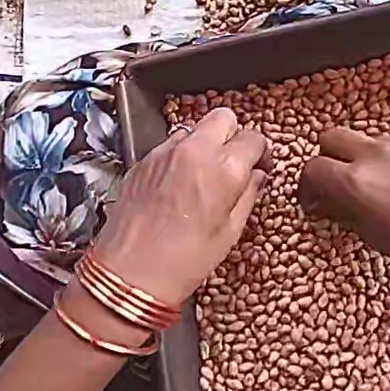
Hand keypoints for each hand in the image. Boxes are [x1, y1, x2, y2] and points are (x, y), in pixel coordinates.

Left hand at [89, 107, 270, 305]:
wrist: (130, 273)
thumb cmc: (184, 260)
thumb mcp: (229, 232)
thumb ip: (247, 195)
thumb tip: (256, 177)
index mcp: (225, 167)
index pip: (253, 138)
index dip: (259, 152)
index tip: (258, 166)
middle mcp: (195, 150)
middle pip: (223, 117)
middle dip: (232, 134)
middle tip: (233, 161)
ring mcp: (165, 152)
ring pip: (194, 128)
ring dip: (204, 143)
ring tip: (203, 174)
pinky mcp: (143, 160)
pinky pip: (169, 145)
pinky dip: (179, 155)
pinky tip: (178, 184)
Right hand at [297, 128, 389, 284]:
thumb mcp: (380, 240)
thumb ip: (347, 214)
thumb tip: (330, 204)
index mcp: (357, 182)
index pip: (312, 168)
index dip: (306, 187)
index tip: (312, 201)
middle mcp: (376, 154)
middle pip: (331, 138)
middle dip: (326, 160)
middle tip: (333, 186)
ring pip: (364, 139)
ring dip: (357, 158)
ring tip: (371, 189)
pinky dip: (384, 158)